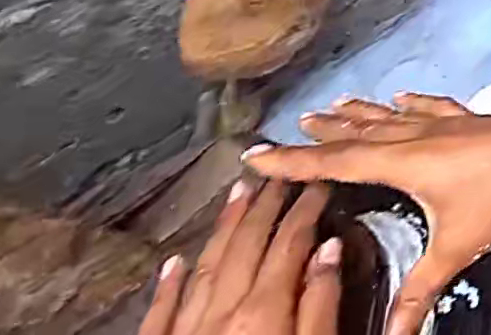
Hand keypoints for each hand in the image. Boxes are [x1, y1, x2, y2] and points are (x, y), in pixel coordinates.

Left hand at [141, 178, 340, 334]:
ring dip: (224, 227)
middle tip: (280, 171)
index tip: (322, 180)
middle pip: (246, 245)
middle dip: (266, 204)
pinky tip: (174, 261)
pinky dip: (168, 285)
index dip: (307, 206)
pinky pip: (158, 315)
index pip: (290, 242)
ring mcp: (181, 334)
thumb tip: (331, 247)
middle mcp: (220, 312)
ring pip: (205, 268)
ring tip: (239, 190)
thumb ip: (323, 305)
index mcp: (263, 310)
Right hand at [245, 93, 490, 334]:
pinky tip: (404, 97)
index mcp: (407, 161)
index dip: (295, 160)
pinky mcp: (470, 119)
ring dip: (363, 112)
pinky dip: (411, 102)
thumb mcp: (457, 246)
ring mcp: (447, 122)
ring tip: (336, 105)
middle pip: (363, 131)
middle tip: (294, 123)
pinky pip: (430, 106)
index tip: (259, 152)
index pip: (339, 161)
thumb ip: (419, 291)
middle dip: (326, 131)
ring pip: (393, 115)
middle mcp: (421, 134)